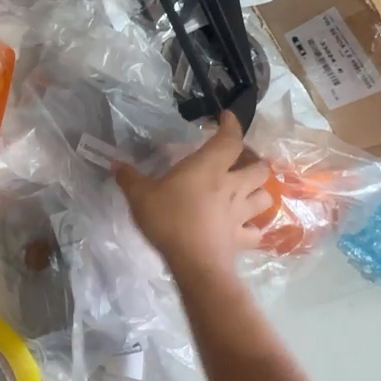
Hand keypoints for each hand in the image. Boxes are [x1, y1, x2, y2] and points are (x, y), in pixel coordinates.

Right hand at [112, 112, 271, 273]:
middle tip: (238, 161)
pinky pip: (255, 230)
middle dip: (252, 161)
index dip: (231, 125)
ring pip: (264, 196)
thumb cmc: (168, 220)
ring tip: (245, 191)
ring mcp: (241, 214)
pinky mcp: (243, 238)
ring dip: (257, 190)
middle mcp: (231, 187)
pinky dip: (252, 227)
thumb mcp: (139, 195)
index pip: (229, 141)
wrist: (195, 263)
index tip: (227, 117)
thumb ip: (128, 178)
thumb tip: (116, 164)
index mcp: (208, 169)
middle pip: (258, 168)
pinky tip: (243, 227)